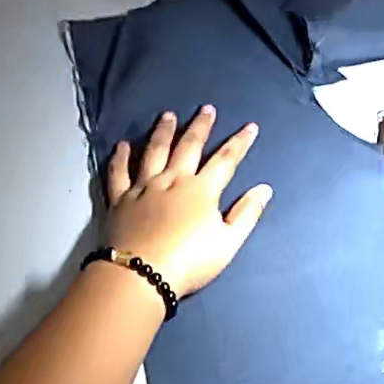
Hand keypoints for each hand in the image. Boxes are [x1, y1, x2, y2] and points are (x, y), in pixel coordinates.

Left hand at [104, 105, 271, 296]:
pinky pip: (119, 173)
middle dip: (200, 127)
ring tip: (168, 116)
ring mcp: (144, 187)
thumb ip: (246, 214)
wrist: (141, 274)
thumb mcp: (228, 242)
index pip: (226, 160)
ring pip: (154, 152)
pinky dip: (120, 157)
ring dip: (163, 132)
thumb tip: (264, 189)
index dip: (239, 143)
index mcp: (202, 190)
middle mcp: (173, 180)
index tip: (249, 127)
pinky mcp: (120, 200)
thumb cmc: (190, 262)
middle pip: (189, 147)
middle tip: (206, 110)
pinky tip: (122, 145)